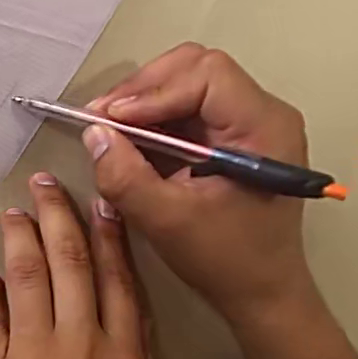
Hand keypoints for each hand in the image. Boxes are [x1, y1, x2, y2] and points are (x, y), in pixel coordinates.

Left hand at [0, 173, 162, 358]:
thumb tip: (106, 329)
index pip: (118, 282)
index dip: (108, 237)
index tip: (100, 204)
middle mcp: (83, 352)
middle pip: (71, 265)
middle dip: (58, 217)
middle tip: (46, 183)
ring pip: (29, 280)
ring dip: (20, 240)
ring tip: (14, 211)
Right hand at [83, 43, 315, 320]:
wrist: (260, 292)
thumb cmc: (228, 260)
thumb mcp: (167, 222)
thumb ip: (126, 177)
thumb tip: (94, 135)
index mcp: (263, 128)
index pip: (205, 76)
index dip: (153, 92)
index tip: (113, 120)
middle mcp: (260, 114)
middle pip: (193, 66)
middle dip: (142, 88)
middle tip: (103, 119)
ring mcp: (243, 121)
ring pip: (183, 79)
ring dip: (140, 100)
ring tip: (109, 129)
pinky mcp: (224, 133)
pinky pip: (180, 103)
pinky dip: (147, 115)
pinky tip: (127, 138)